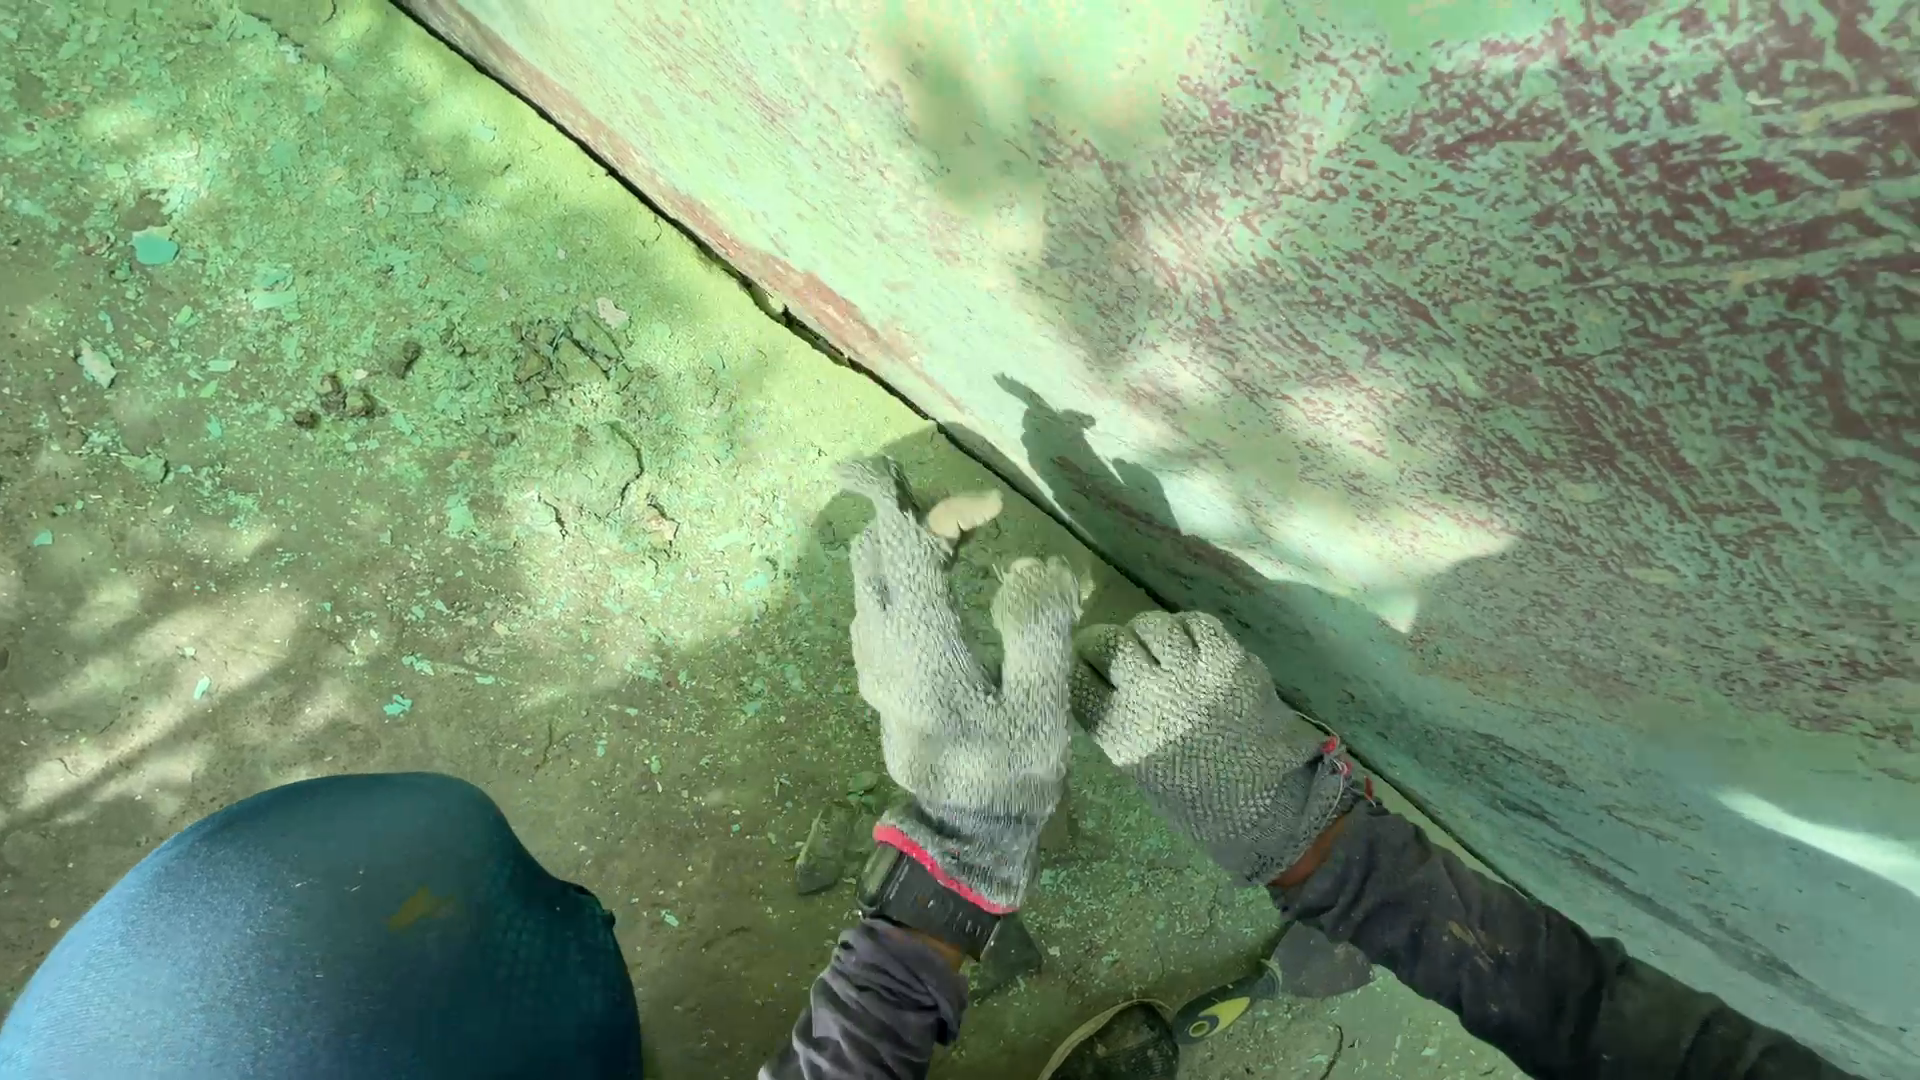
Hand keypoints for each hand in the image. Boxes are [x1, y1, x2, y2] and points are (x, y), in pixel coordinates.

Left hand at [838, 457, 1081, 913]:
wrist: (963, 836)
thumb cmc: (1007, 773)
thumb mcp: (1038, 707)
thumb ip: (1037, 629)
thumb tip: (1033, 566)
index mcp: (921, 646)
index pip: (912, 549)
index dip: (949, 512)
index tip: (994, 507)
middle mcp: (881, 646)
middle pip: (874, 549)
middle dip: (912, 513)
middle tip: (964, 507)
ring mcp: (872, 662)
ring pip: (868, 574)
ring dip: (904, 540)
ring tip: (956, 531)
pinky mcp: (877, 677)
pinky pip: (873, 601)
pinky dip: (899, 571)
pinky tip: (937, 579)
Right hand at [1071, 611, 1355, 886]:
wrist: (1268, 809)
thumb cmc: (1195, 796)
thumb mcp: (1136, 763)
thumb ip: (1113, 719)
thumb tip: (1098, 674)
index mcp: (1120, 732)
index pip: (1078, 675)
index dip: (1078, 662)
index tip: (1084, 662)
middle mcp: (1150, 697)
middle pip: (1108, 642)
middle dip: (1104, 640)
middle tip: (1115, 648)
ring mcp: (1191, 675)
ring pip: (1151, 625)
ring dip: (1146, 633)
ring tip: (1155, 645)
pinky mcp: (1229, 662)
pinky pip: (1196, 623)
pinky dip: (1186, 628)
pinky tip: (1188, 643)